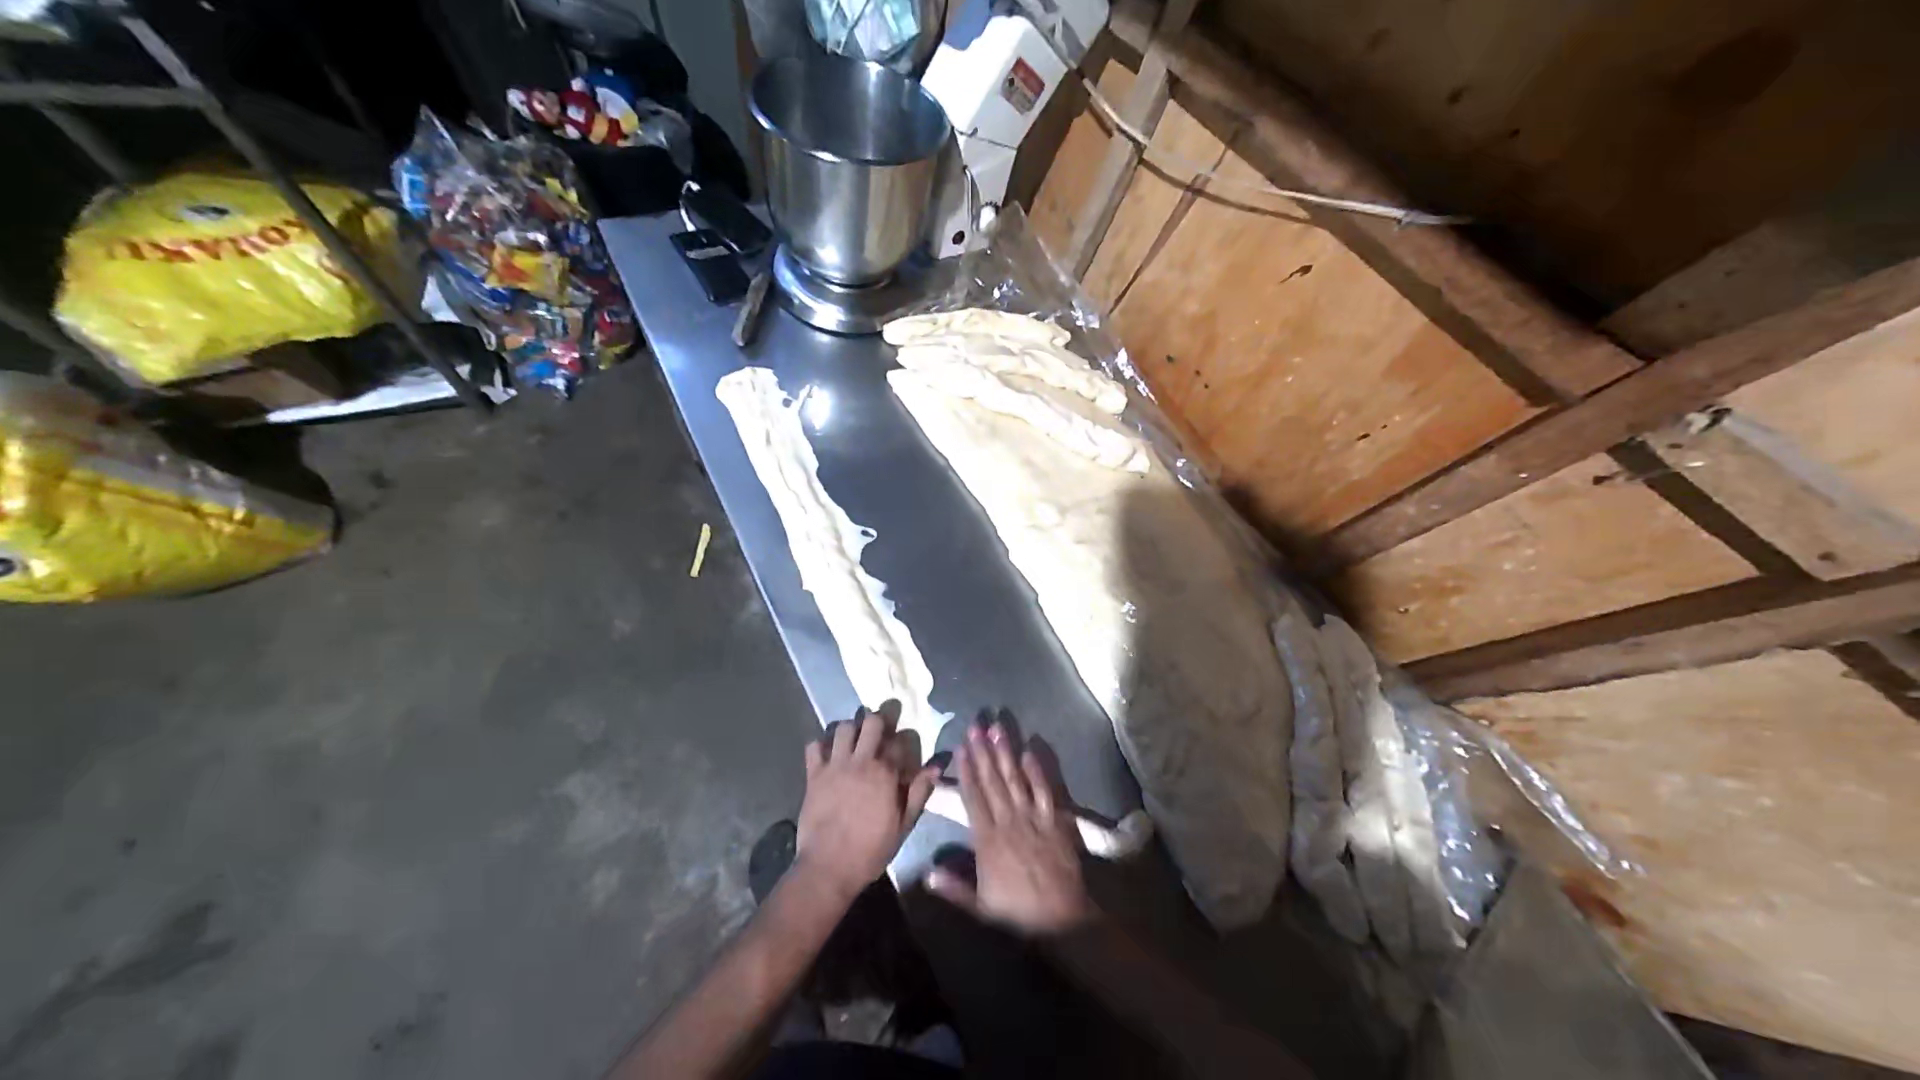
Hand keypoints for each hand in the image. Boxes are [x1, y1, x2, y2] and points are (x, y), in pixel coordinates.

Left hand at [795, 703, 938, 898]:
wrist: (829, 867)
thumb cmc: (871, 850)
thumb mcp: (904, 825)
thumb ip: (920, 793)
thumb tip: (936, 767)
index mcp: (886, 773)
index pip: (900, 741)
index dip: (903, 742)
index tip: (902, 752)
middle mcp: (861, 761)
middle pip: (872, 721)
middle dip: (878, 721)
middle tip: (879, 733)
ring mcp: (835, 765)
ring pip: (843, 727)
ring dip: (851, 730)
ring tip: (854, 742)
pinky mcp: (813, 774)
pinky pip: (814, 746)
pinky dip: (821, 746)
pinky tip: (828, 756)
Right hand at [925, 723, 1096, 934]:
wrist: (1061, 919)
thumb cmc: (1018, 913)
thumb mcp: (980, 907)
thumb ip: (953, 887)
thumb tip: (927, 873)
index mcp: (987, 840)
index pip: (973, 798)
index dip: (966, 771)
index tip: (960, 748)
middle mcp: (1008, 822)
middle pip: (992, 781)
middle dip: (982, 752)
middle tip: (975, 726)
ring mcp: (1033, 819)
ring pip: (1015, 780)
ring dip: (1006, 754)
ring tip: (997, 730)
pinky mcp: (1055, 821)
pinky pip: (1044, 792)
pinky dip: (1037, 771)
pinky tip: (1029, 751)